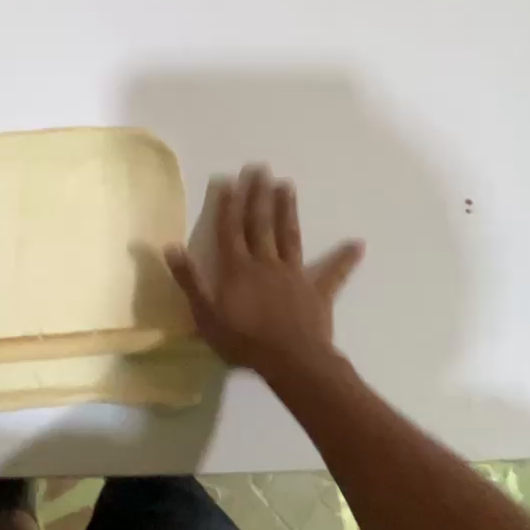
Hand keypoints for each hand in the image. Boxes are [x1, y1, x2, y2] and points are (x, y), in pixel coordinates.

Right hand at [164, 165, 364, 384]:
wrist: (290, 360)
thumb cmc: (242, 340)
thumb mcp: (205, 314)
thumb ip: (189, 280)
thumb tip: (171, 247)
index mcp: (237, 269)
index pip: (230, 230)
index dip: (228, 205)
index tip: (230, 181)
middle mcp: (265, 263)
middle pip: (260, 224)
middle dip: (258, 196)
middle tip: (261, 168)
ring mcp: (294, 275)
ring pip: (289, 236)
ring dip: (287, 210)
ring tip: (287, 186)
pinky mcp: (317, 292)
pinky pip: (333, 273)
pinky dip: (345, 259)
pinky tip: (358, 245)